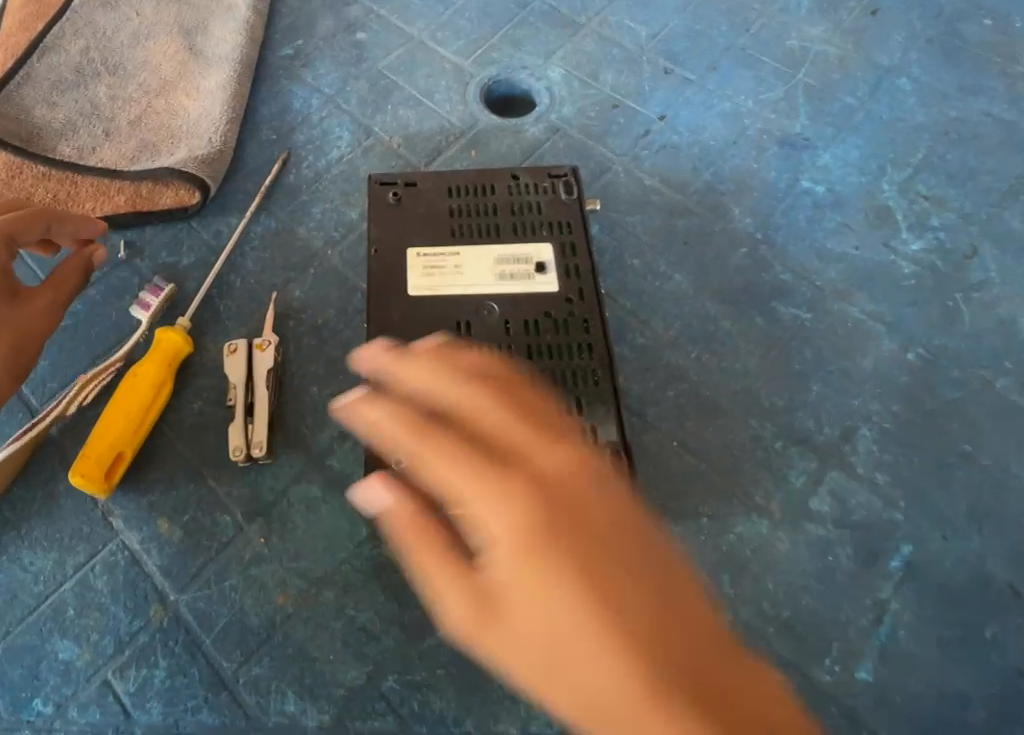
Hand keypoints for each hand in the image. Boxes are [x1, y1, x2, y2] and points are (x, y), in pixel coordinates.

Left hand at [0, 201, 106, 449]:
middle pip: (7, 213)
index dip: (75, 223)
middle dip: (48, 224)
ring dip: (20, 235)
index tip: (103, 234)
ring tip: (52, 255)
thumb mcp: (40, 315)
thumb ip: (72, 275)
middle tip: (80, 244)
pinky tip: (10, 274)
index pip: (36, 218)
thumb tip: (97, 251)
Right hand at [329, 335, 817, 734]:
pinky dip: (501, 370)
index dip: (377, 412)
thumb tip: (370, 488)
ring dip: (456, 356)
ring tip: (415, 345)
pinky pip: (540, 393)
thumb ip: (418, 542)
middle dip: (409, 364)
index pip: (423, 436)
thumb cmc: (565, 661)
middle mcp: (541, 457)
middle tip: (368, 351)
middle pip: (463, 388)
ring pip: (506, 379)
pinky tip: (481, 370)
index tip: (344, 398)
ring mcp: (577, 448)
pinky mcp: (599, 453)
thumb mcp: (474, 618)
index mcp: (504, 501)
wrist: (679, 676)